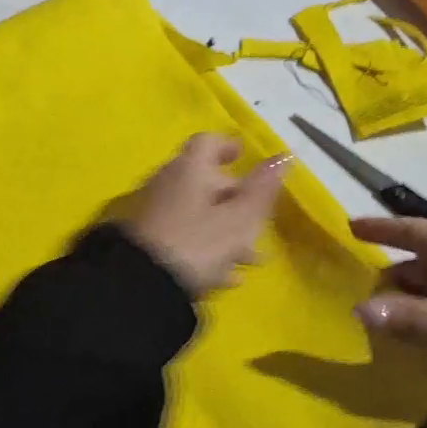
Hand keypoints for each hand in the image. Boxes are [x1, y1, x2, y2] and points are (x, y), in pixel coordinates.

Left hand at [121, 134, 288, 296]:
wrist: (140, 285)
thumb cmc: (198, 243)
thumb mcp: (239, 220)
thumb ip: (262, 190)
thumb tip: (285, 155)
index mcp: (189, 169)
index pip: (208, 142)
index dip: (228, 146)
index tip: (244, 155)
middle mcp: (168, 183)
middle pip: (205, 181)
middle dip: (236, 201)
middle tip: (260, 224)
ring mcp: (154, 213)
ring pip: (197, 213)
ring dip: (225, 230)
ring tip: (251, 259)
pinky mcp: (145, 242)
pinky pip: (182, 237)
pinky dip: (206, 249)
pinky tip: (225, 276)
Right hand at [351, 217, 426, 414]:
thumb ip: (423, 322)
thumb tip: (360, 309)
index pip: (421, 233)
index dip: (385, 229)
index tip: (347, 227)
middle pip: (423, 267)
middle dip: (388, 276)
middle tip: (347, 288)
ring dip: (405, 309)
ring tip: (369, 323)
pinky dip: (425, 333)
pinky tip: (404, 352)